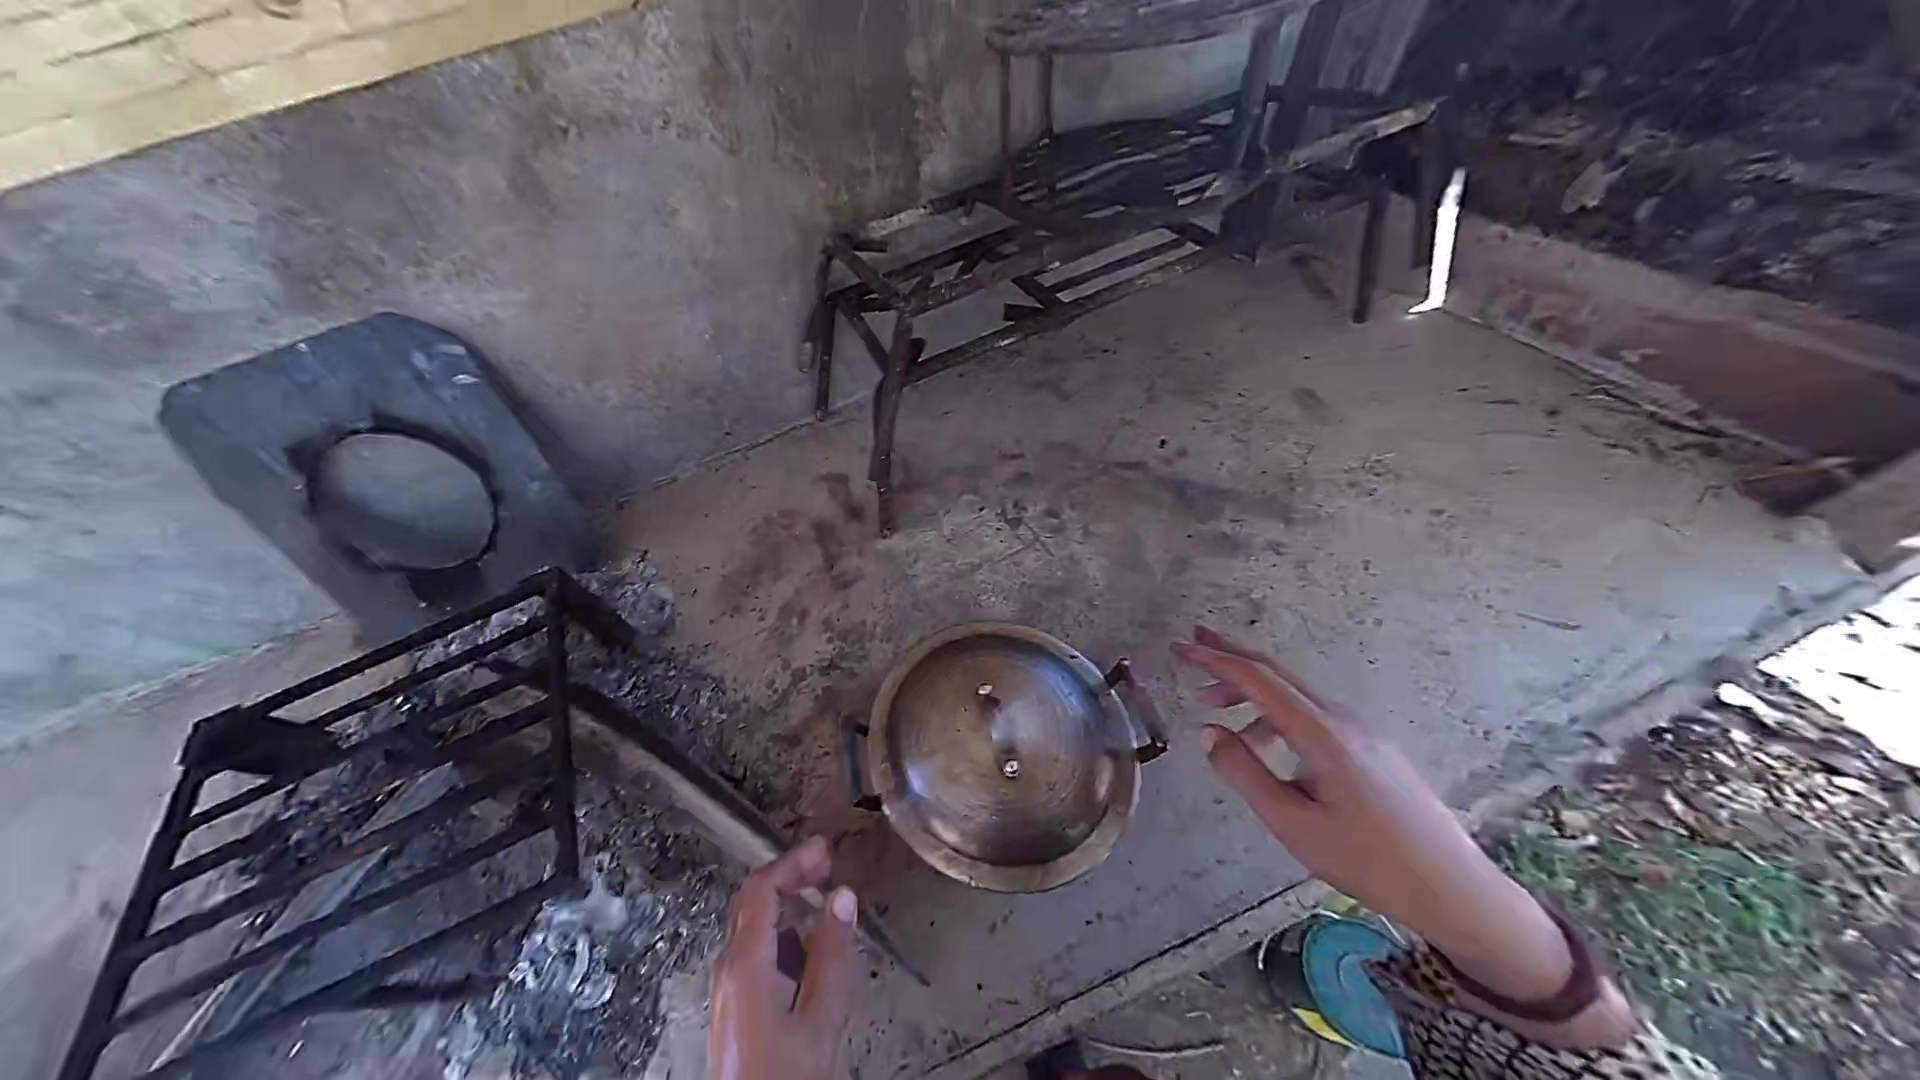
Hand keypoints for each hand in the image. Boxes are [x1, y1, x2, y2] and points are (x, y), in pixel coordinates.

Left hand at [709, 837, 857, 1079]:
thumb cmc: (785, 1075)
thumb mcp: (820, 1019)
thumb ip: (832, 954)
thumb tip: (843, 896)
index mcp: (745, 962)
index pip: (762, 889)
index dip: (793, 862)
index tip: (826, 850)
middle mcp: (728, 965)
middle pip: (753, 898)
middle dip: (791, 873)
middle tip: (828, 864)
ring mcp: (727, 983)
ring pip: (752, 919)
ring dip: (786, 896)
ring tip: (823, 893)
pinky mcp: (734, 999)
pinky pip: (754, 942)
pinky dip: (781, 922)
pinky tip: (808, 937)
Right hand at [1173, 627, 1634, 1046]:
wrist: (1456, 889)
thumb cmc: (1369, 861)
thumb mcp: (1293, 824)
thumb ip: (1245, 773)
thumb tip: (1207, 731)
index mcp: (1322, 734)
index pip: (1258, 680)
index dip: (1215, 660)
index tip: (1182, 648)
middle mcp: (1342, 719)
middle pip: (1278, 673)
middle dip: (1231, 655)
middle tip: (1192, 643)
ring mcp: (1360, 730)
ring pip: (1294, 694)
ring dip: (1250, 690)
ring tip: (1212, 704)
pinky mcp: (1369, 746)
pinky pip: (1311, 715)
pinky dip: (1274, 714)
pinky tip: (1261, 742)